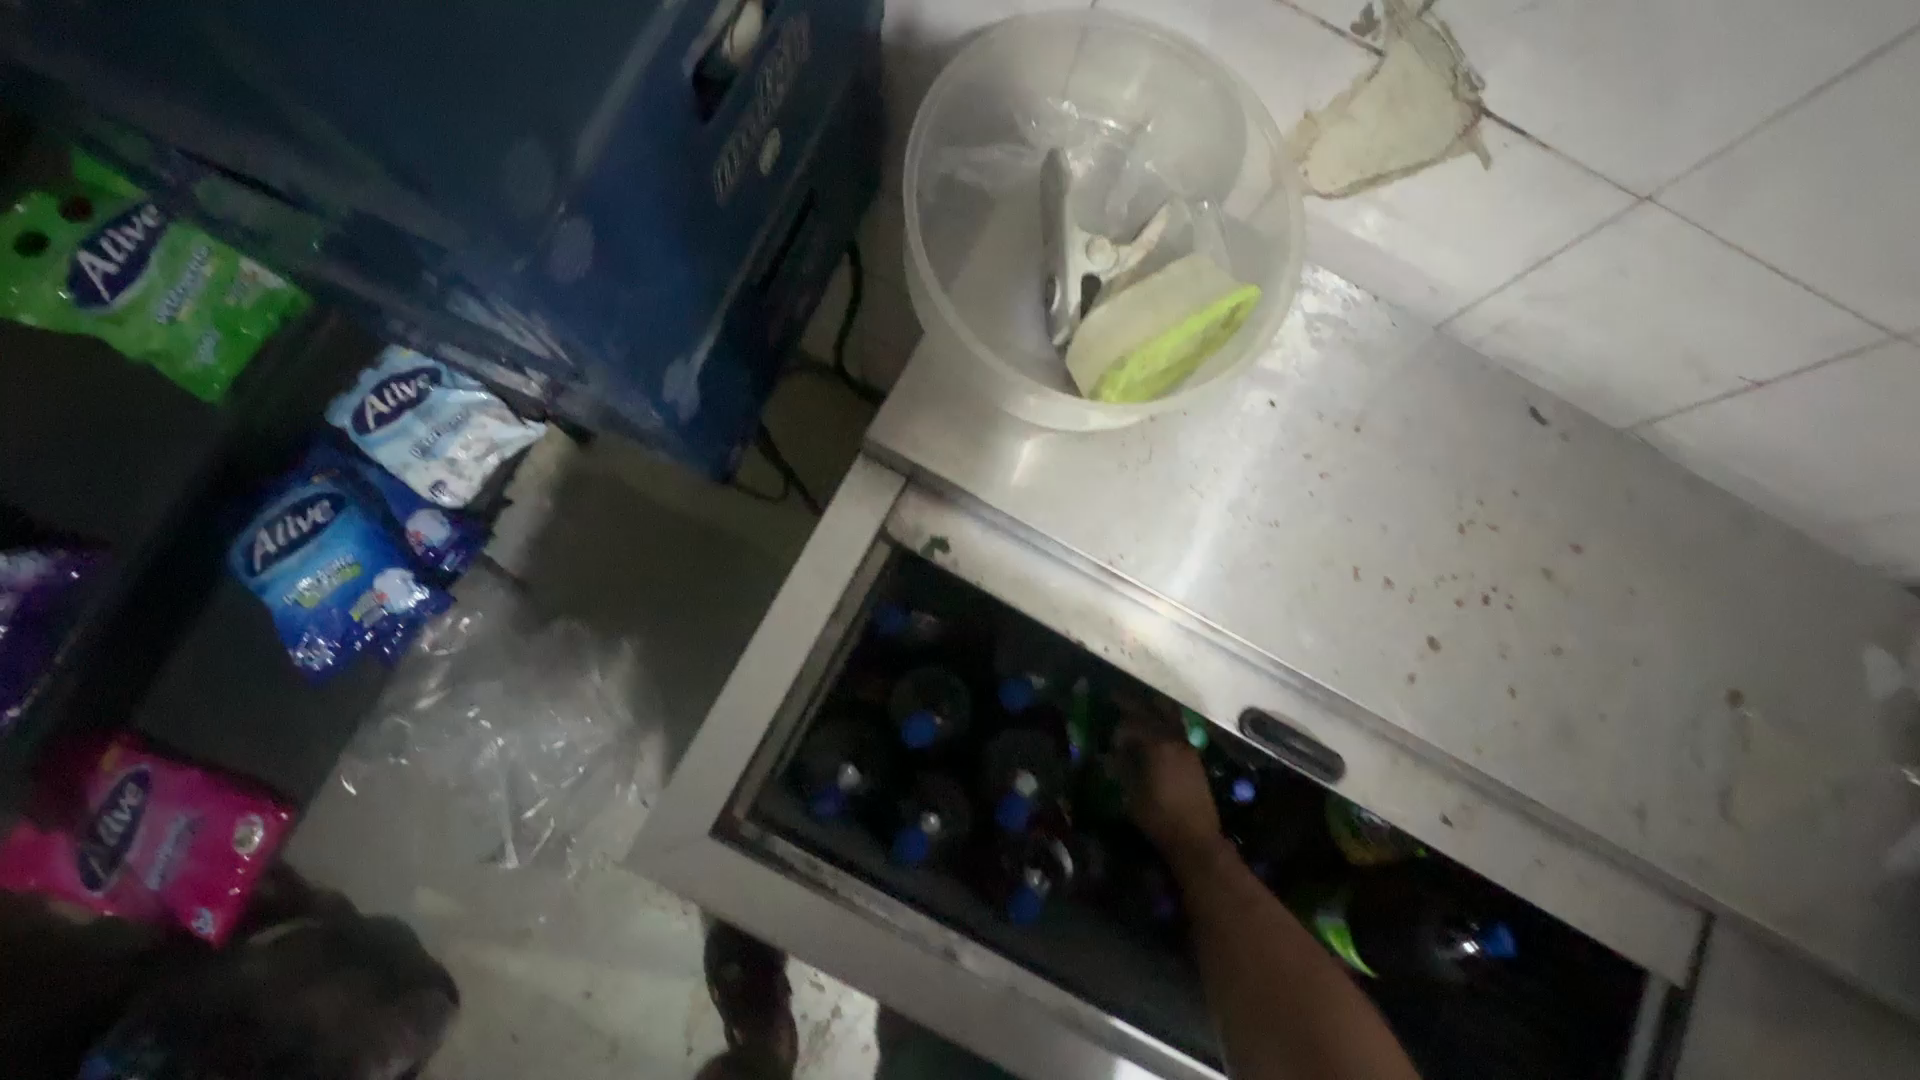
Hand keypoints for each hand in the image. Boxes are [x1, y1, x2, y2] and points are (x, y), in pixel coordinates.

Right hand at [1113, 698, 1222, 863]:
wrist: (1196, 839)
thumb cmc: (1158, 817)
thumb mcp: (1130, 793)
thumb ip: (1121, 767)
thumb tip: (1111, 752)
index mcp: (1157, 745)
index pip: (1133, 722)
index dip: (1118, 722)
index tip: (1106, 722)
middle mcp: (1175, 740)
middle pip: (1154, 713)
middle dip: (1135, 705)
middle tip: (1119, 699)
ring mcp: (1188, 749)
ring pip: (1170, 719)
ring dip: (1155, 711)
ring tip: (1141, 708)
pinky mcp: (1195, 760)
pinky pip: (1178, 732)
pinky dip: (1166, 725)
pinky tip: (1158, 732)